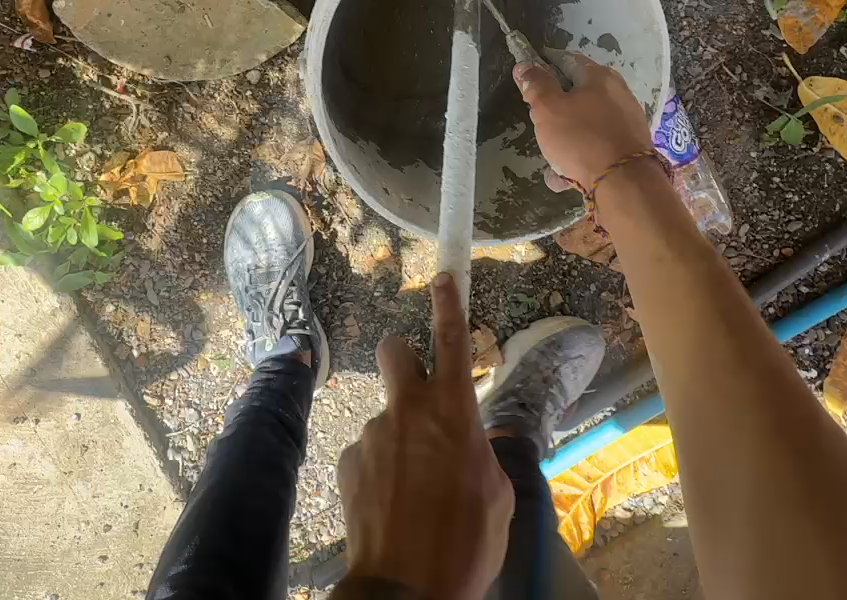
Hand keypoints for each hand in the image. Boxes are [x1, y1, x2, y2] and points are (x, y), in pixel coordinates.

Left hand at [337, 274, 512, 599]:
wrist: (407, 589)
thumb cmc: (467, 541)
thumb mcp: (497, 495)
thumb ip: (481, 454)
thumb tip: (470, 445)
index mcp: (453, 411)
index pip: (451, 339)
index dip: (447, 303)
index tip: (442, 277)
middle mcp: (407, 409)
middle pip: (394, 348)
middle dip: (403, 356)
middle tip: (416, 391)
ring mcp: (372, 432)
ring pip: (384, 414)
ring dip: (397, 437)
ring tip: (411, 489)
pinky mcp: (348, 459)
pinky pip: (368, 450)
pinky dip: (379, 468)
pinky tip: (389, 503)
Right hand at [514, 54, 653, 186]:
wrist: (624, 184)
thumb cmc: (580, 139)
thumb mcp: (547, 108)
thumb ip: (535, 84)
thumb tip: (525, 65)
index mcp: (598, 76)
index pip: (565, 59)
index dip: (543, 67)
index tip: (526, 81)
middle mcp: (617, 92)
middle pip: (576, 93)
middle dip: (554, 108)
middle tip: (537, 123)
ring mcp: (627, 120)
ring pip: (585, 122)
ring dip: (565, 137)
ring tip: (551, 159)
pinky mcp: (630, 145)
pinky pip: (597, 144)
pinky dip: (581, 154)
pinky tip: (567, 175)